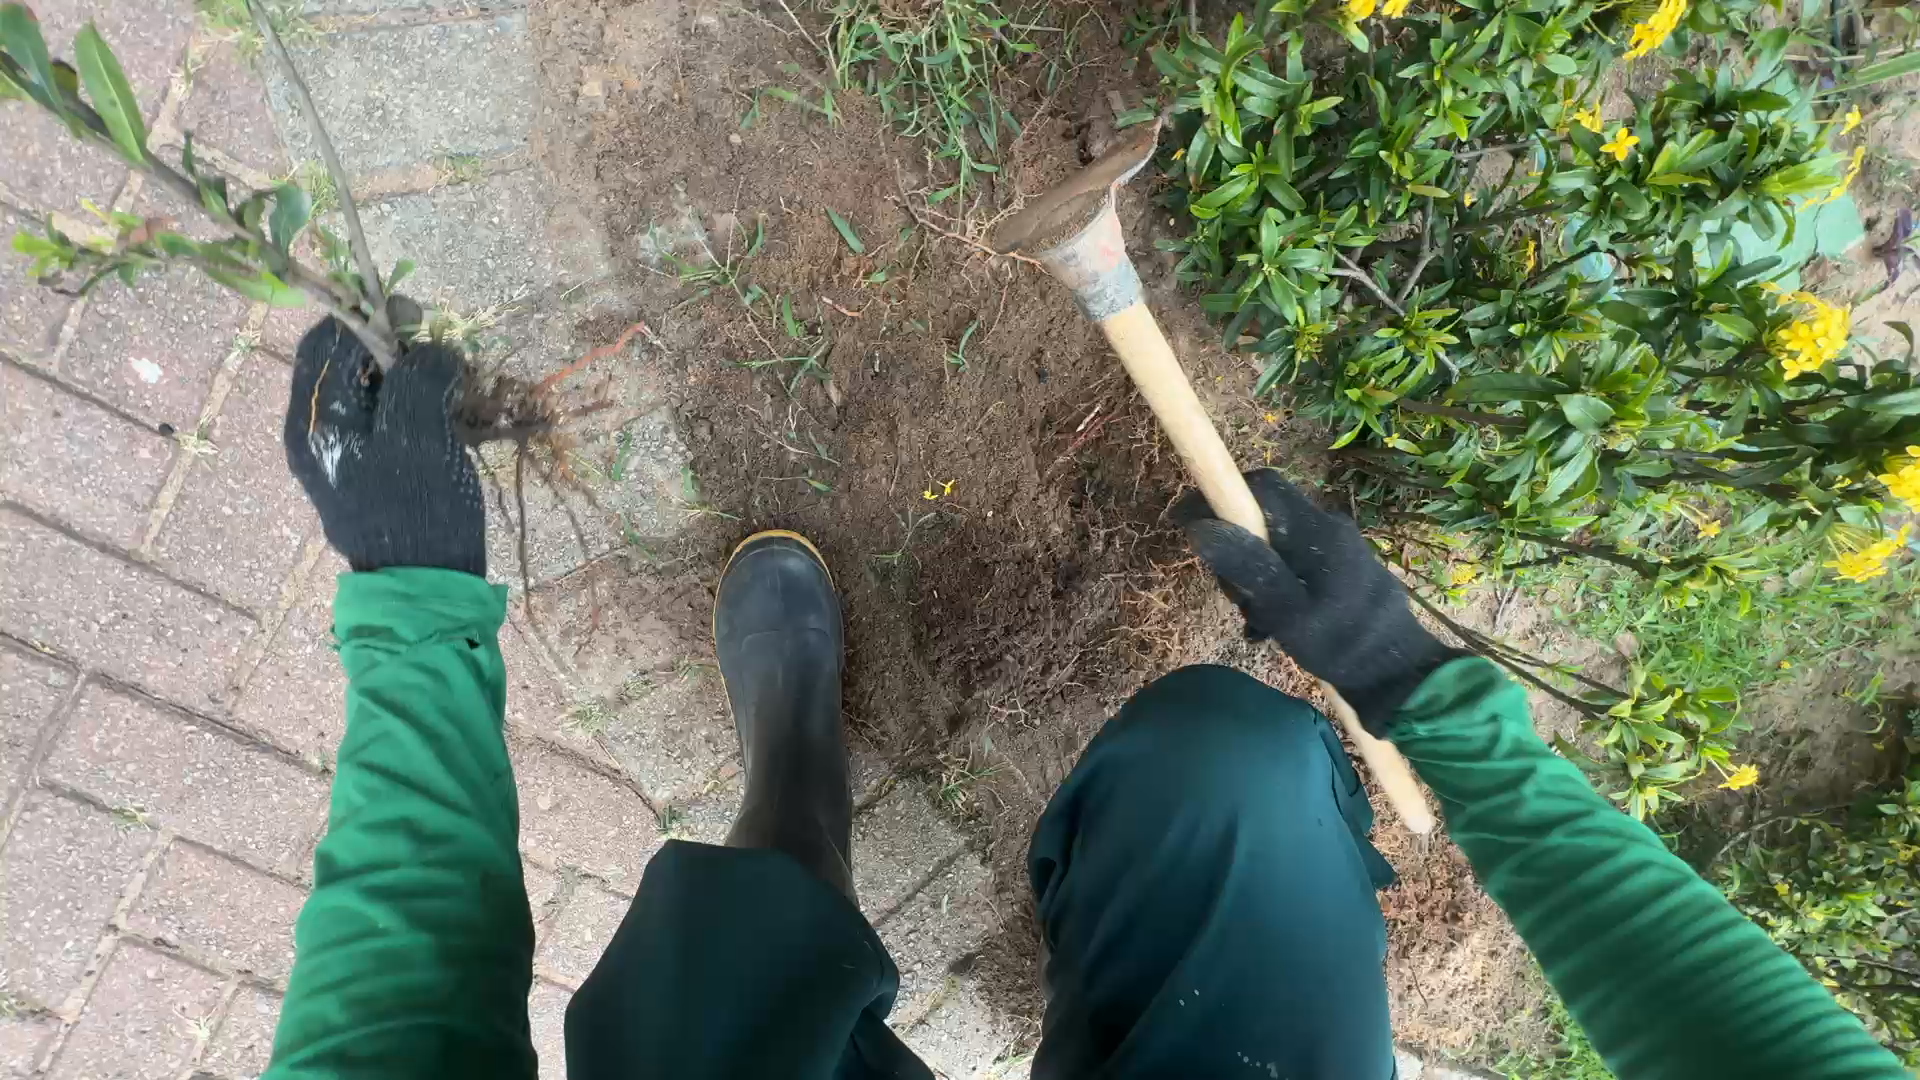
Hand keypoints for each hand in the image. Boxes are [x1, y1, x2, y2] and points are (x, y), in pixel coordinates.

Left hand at [283, 317, 485, 577]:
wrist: (424, 581)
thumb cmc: (419, 509)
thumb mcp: (422, 438)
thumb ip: (420, 382)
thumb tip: (435, 350)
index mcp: (317, 419)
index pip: (328, 343)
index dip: (370, 318)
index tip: (417, 314)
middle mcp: (317, 433)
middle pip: (346, 367)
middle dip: (393, 350)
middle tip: (440, 352)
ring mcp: (342, 457)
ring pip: (368, 396)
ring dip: (408, 380)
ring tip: (452, 384)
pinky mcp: (368, 475)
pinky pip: (383, 425)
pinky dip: (413, 410)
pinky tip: (446, 418)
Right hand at [1172, 469, 1459, 735]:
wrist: (1398, 676)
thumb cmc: (1342, 644)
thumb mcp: (1287, 612)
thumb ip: (1248, 567)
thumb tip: (1200, 527)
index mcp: (1317, 531)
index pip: (1260, 486)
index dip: (1217, 495)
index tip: (1183, 523)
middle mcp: (1327, 527)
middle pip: (1262, 515)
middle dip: (1233, 548)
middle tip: (1229, 594)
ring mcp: (1334, 547)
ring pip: (1272, 541)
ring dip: (1251, 574)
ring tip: (1255, 618)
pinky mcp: (1336, 566)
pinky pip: (1289, 561)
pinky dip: (1270, 584)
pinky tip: (1270, 621)